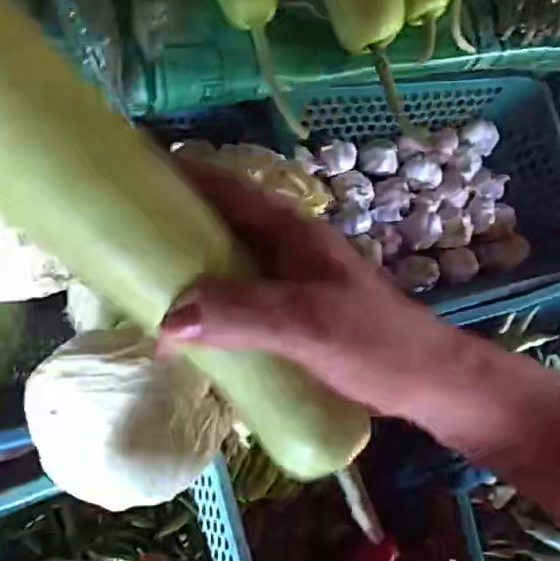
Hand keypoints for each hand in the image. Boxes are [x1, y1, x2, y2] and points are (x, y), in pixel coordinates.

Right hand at [164, 161, 559, 560]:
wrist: (431, 383)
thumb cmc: (376, 344)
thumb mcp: (308, 325)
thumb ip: (242, 316)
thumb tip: (167, 320)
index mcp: (292, 232)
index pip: (227, 189)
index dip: (183, 177)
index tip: (136, 178)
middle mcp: (289, 246)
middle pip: (223, 221)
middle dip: (177, 221)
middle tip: (129, 238)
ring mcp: (292, 277)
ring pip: (231, 258)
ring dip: (193, 262)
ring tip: (147, 277)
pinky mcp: (295, 308)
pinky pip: (241, 291)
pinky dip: (212, 296)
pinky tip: (193, 321)